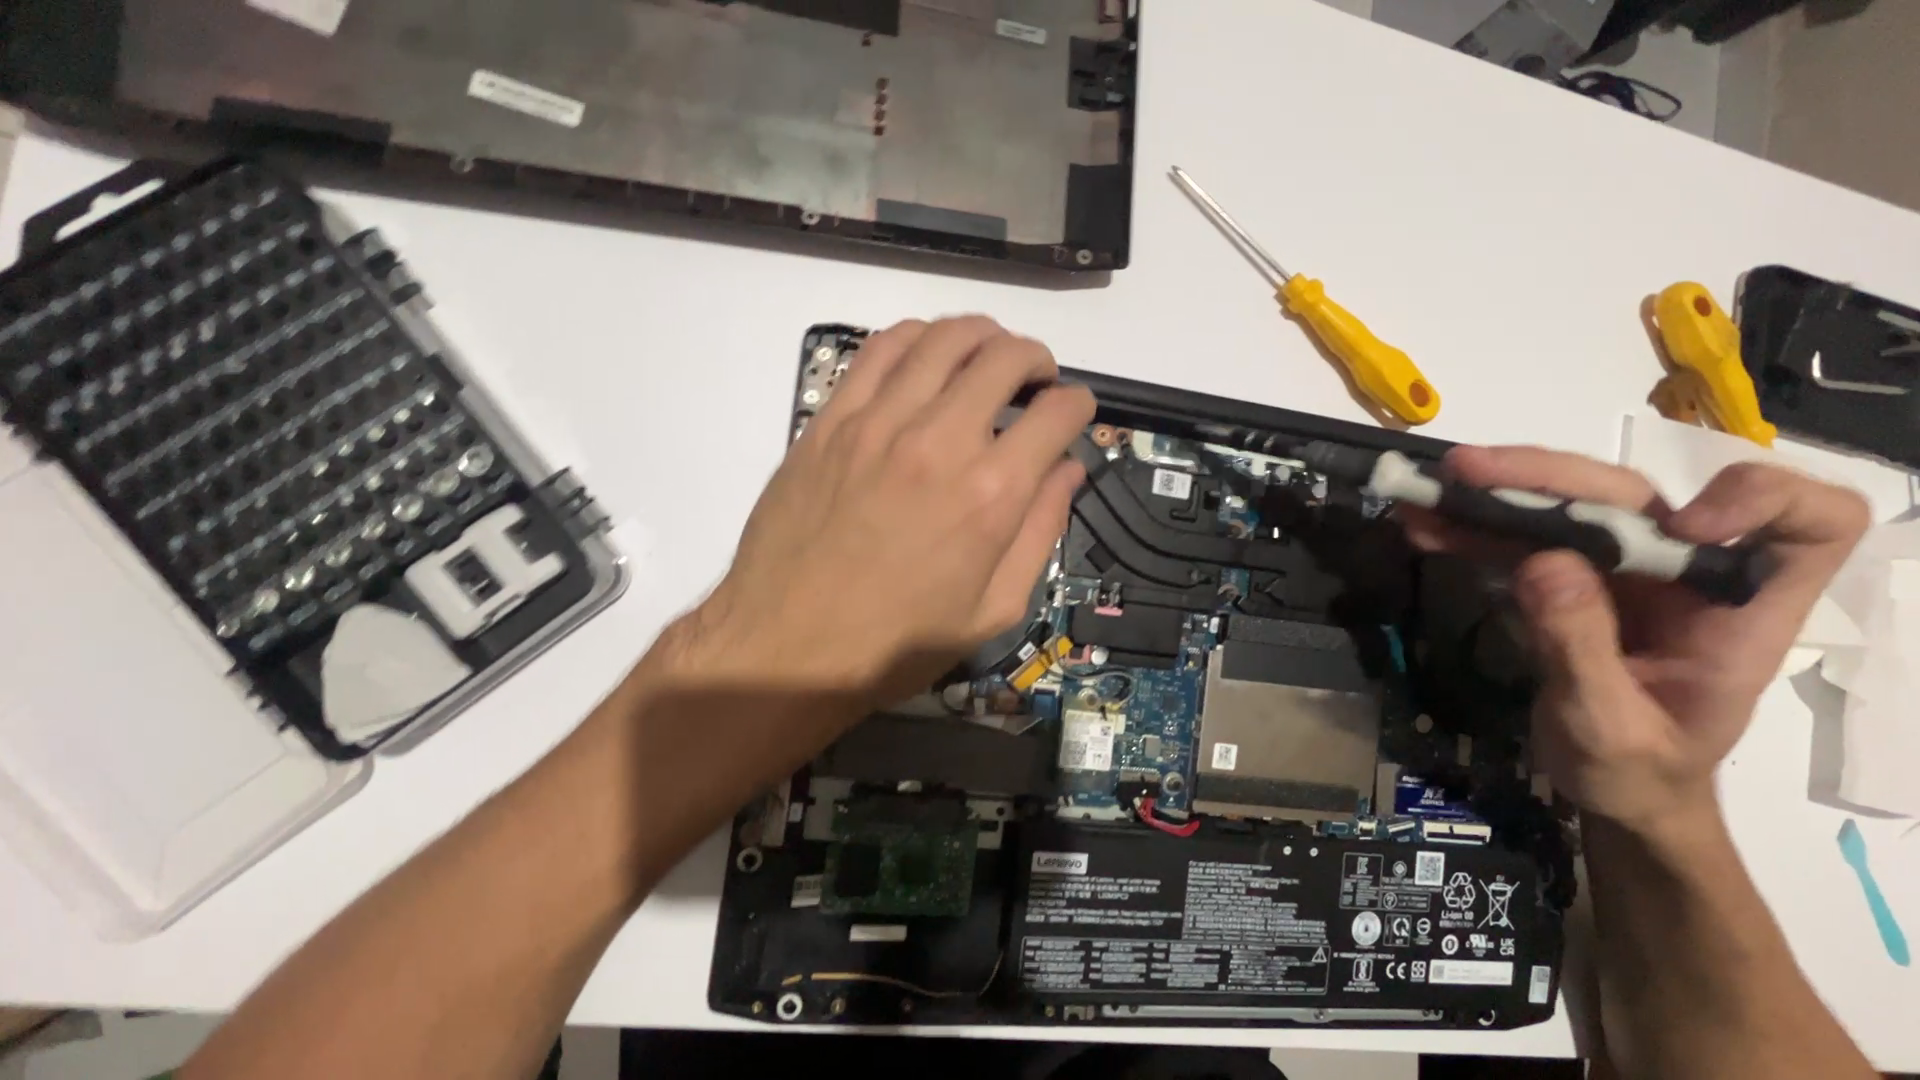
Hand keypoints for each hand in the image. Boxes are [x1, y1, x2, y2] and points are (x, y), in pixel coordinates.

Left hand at [676, 316, 1093, 712]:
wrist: (787, 647)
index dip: (1078, 404)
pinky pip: (879, 350)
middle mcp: (939, 440)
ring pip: (942, 338)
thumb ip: (1040, 533)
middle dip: (1036, 359)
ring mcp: (877, 422)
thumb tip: (1068, 471)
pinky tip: (925, 357)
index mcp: (990, 493)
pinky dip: (916, 338)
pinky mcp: (830, 420)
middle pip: (1004, 357)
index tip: (1074, 411)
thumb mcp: (991, 610)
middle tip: (1036, 379)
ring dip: (980, 336)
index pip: (1056, 413)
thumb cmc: (896, 643)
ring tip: (986, 356)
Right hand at [1399, 447, 1869, 834]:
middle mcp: (1686, 571)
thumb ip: (1579, 648)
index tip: (1681, 526)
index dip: (1757, 502)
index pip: (1806, 526)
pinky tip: (1424, 524)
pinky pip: (1521, 537)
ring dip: (1494, 493)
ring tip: (1427, 491)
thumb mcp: (1608, 728)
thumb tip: (1543, 561)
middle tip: (1466, 473)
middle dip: (1551, 478)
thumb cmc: (1636, 771)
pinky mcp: (1569, 574)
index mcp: (1739, 609)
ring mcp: (1623, 568)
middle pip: (1635, 495)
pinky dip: (1471, 527)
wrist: (1613, 787)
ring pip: (1567, 504)